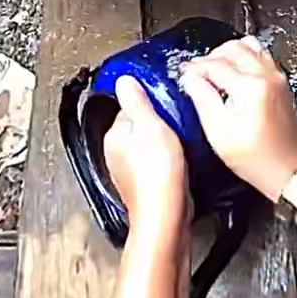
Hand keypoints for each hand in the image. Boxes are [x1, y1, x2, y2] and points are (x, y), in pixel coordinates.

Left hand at [102, 76, 188, 238]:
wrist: (166, 217)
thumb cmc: (158, 175)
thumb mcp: (150, 126)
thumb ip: (136, 101)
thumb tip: (124, 80)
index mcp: (115, 135)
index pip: (131, 104)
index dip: (151, 100)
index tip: (167, 101)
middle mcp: (118, 152)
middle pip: (141, 123)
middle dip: (158, 120)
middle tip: (177, 120)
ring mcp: (130, 169)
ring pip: (149, 142)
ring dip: (164, 139)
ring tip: (181, 138)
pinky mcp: (145, 182)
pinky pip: (157, 160)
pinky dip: (168, 157)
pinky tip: (180, 159)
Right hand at [180, 36, 296, 200]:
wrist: (287, 169)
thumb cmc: (257, 158)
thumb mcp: (219, 132)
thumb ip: (202, 99)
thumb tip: (190, 79)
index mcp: (250, 87)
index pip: (215, 64)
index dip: (195, 68)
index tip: (185, 73)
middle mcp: (266, 75)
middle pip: (231, 48)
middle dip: (210, 57)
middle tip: (197, 72)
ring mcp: (276, 76)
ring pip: (247, 45)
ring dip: (227, 53)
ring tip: (214, 70)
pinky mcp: (280, 80)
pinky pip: (259, 54)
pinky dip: (243, 56)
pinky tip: (233, 72)